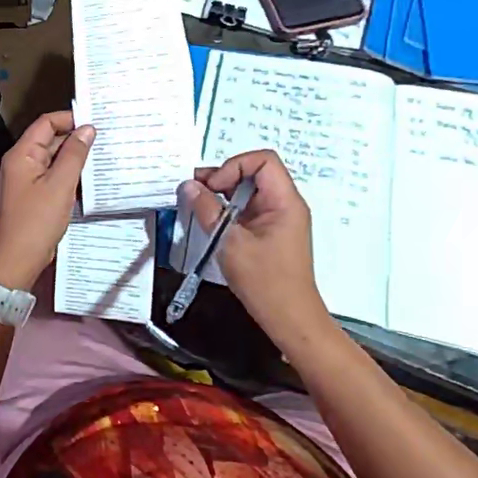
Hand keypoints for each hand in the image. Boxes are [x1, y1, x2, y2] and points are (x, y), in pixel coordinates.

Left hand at [0, 111, 94, 290]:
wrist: (19, 258)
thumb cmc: (37, 221)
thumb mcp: (60, 185)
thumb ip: (75, 154)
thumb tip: (88, 129)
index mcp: (22, 154)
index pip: (46, 123)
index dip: (70, 118)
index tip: (96, 121)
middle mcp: (23, 162)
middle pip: (50, 139)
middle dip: (76, 138)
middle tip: (106, 139)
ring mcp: (29, 178)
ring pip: (55, 158)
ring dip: (76, 157)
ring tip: (103, 155)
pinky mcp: (36, 194)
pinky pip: (55, 175)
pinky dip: (71, 173)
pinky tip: (90, 177)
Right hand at [179, 150, 332, 344]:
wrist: (288, 317)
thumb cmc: (264, 281)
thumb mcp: (230, 243)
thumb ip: (208, 210)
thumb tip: (189, 185)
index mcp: (285, 201)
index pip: (263, 160)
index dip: (234, 166)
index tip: (214, 187)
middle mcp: (285, 204)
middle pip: (254, 173)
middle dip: (222, 178)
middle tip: (193, 190)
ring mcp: (278, 219)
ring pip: (248, 192)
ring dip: (222, 195)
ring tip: (196, 204)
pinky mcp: (269, 233)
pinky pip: (247, 210)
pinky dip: (227, 211)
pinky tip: (209, 221)